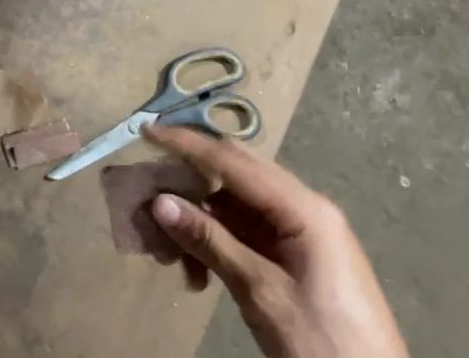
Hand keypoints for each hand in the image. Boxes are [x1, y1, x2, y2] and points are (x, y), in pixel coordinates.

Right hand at [145, 125, 406, 357]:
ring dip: (197, 223)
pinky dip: (215, 244)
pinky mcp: (296, 258)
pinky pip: (245, 234)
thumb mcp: (262, 293)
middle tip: (147, 197)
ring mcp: (301, 234)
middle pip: (233, 176)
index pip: (233, 160)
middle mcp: (303, 209)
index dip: (187, 145)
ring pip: (233, 207)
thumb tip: (160, 201)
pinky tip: (195, 274)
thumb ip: (211, 241)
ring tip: (166, 255)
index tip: (145, 131)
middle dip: (186, 186)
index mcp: (304, 208)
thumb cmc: (323, 342)